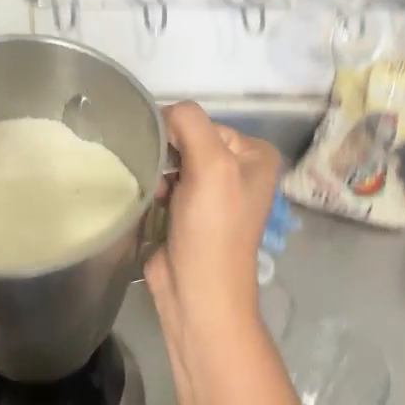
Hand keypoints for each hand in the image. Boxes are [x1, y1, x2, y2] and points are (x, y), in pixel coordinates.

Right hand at [144, 101, 281, 334]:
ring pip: (172, 163)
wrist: (198, 292)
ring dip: (156, 172)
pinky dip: (153, 189)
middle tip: (154, 175)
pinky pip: (165, 185)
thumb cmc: (212, 228)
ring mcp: (214, 194)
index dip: (179, 134)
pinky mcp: (189, 214)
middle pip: (188, 140)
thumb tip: (163, 113)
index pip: (204, 122)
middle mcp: (240, 171)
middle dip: (166, 154)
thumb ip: (190, 124)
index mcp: (256, 155)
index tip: (163, 157)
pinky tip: (147, 201)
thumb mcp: (212, 165)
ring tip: (151, 191)